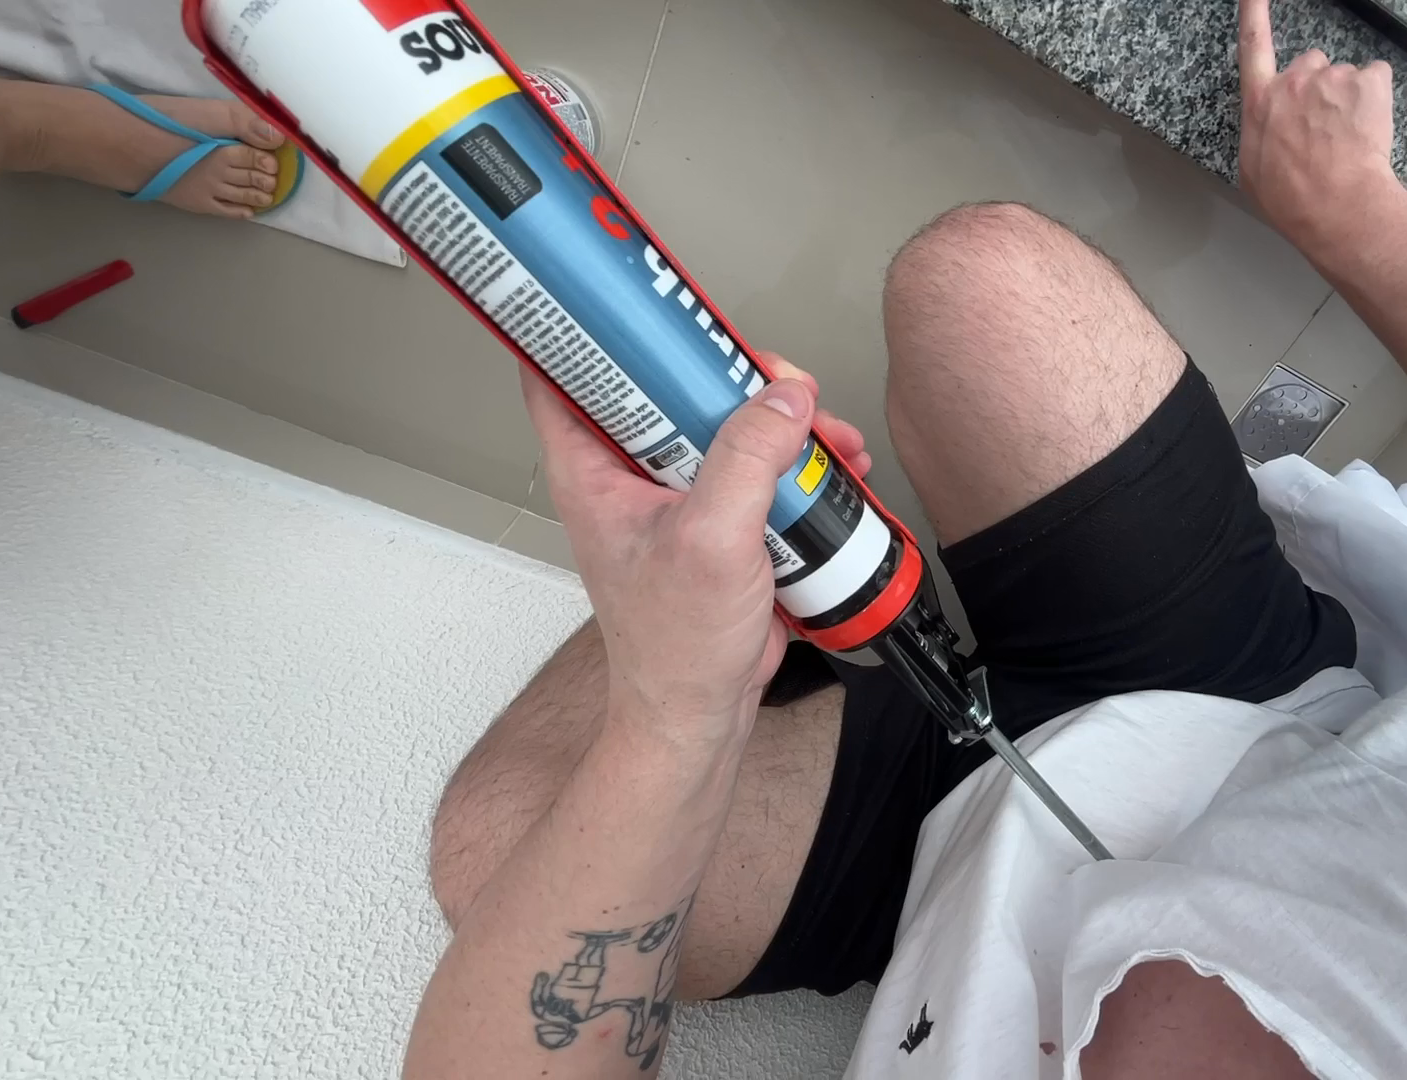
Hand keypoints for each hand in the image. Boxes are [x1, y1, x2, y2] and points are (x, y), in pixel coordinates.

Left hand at [522, 352, 872, 739]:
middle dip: (736, 374)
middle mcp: (634, 471)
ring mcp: (684, 492)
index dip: (599, 321)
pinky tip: (836, 468)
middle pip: (675, 384)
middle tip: (781, 380)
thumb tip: (784, 398)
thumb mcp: (711, 541)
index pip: (570, 367)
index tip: (642, 293)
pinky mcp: (725, 513)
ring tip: (828, 435)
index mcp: (596, 467)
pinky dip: (799, 460)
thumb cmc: (676, 644)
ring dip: (782, 420)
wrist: (704, 703)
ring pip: (728, 422)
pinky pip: (760, 464)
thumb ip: (748, 460)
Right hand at [1237, 0, 1405, 248]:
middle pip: (1309, 65)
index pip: (1252, 45)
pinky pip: (1374, 80)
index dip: (1252, 11)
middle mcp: (1294, 80)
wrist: (1333, 205)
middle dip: (1316, 89)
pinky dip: (1373, 101)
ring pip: (1342, 78)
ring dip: (1346, 101)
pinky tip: (1365, 131)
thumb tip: (1271, 128)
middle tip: (1321, 131)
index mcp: (1260, 104)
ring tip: (1344, 140)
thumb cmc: (1290, 198)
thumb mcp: (1252, 172)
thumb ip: (1260, 134)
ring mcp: (1332, 77)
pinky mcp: (1368, 79)